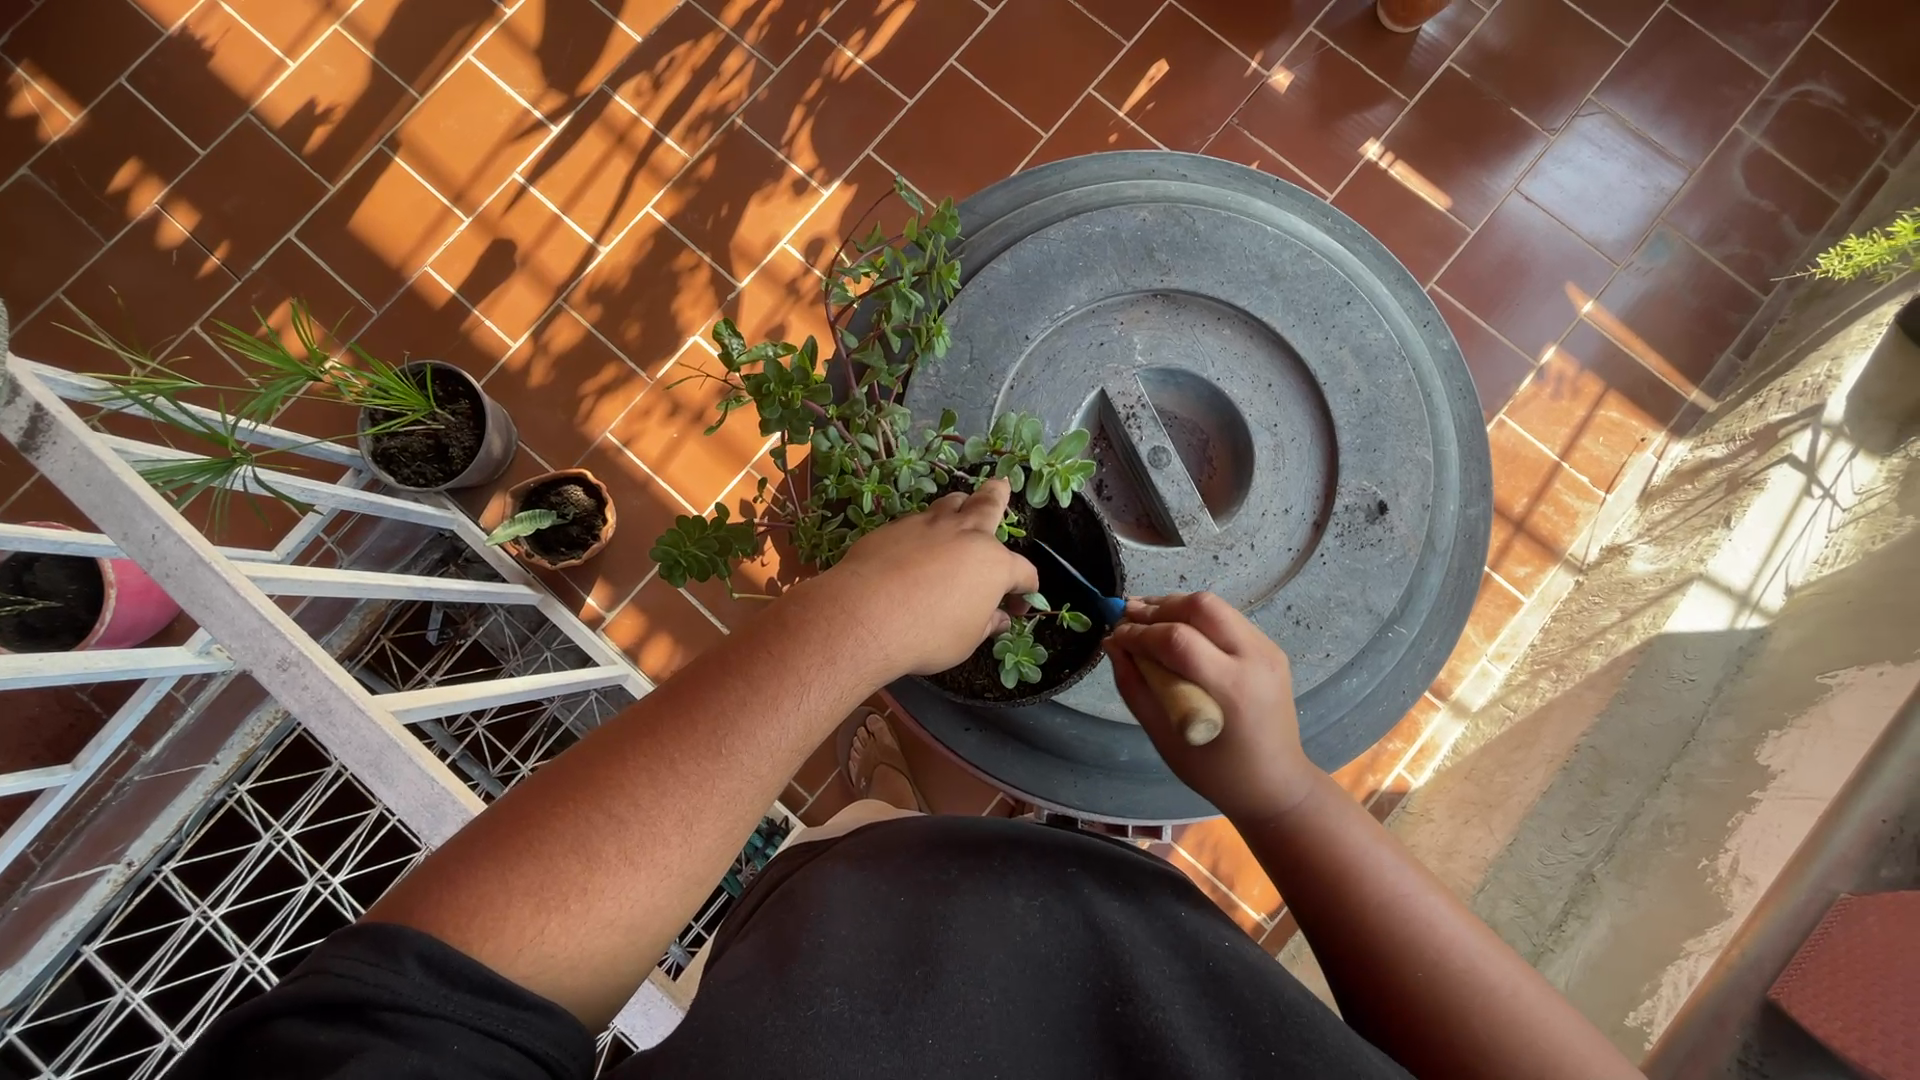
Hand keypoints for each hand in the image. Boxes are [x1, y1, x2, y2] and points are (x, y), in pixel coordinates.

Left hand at [816, 479, 1039, 678]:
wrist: (866, 615)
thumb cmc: (928, 635)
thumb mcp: (966, 641)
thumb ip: (984, 625)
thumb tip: (997, 619)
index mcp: (993, 565)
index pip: (1022, 572)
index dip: (1026, 588)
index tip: (1019, 604)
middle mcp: (966, 535)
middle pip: (988, 506)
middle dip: (999, 495)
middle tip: (1002, 484)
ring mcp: (928, 526)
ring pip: (950, 504)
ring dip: (960, 504)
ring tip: (961, 505)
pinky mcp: (895, 527)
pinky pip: (917, 521)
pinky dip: (924, 528)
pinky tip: (916, 542)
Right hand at [1105, 593, 1321, 822]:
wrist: (1276, 784)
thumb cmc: (1217, 772)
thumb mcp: (1165, 738)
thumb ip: (1136, 688)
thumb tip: (1113, 646)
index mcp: (1232, 688)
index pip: (1178, 640)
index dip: (1139, 633)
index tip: (1114, 636)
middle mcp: (1255, 658)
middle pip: (1201, 607)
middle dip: (1158, 607)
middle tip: (1127, 618)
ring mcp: (1267, 649)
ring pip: (1214, 605)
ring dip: (1175, 606)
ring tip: (1144, 618)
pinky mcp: (1269, 648)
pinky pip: (1225, 618)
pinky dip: (1193, 617)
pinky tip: (1172, 628)